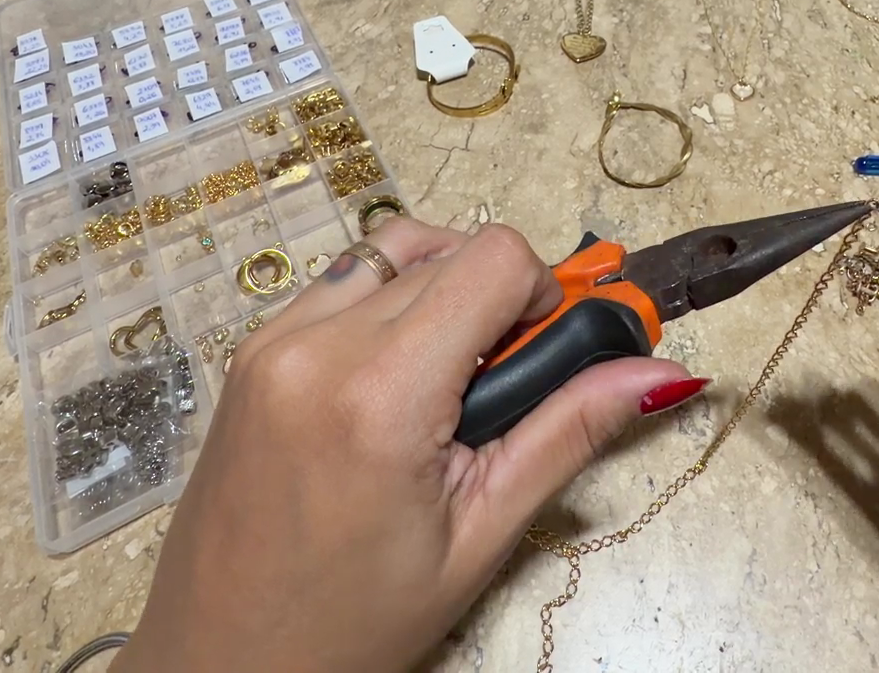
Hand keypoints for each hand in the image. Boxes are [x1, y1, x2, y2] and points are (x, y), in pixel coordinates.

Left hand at [113, 219, 696, 672]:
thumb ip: (571, 432)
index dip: (537, 291)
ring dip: (442, 287)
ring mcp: (273, 335)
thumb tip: (663, 372)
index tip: (536, 351)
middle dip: (494, 296)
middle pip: (449, 248)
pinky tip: (393, 370)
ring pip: (395, 249)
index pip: (491, 257)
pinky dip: (389, 298)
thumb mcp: (480, 534)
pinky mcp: (253, 344)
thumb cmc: (355, 622)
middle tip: (496, 377)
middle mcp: (317, 341)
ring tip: (449, 368)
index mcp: (380, 392)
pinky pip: (345, 279)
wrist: (215, 664)